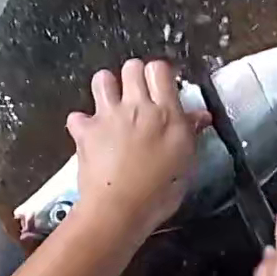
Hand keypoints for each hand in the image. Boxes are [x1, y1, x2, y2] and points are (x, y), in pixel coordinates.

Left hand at [66, 59, 210, 239]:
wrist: (119, 208)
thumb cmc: (159, 191)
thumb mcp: (185, 162)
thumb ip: (189, 132)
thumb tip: (199, 115)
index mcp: (165, 112)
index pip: (160, 70)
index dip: (158, 74)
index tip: (159, 87)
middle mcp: (135, 107)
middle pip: (131, 67)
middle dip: (133, 75)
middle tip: (136, 95)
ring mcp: (107, 117)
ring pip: (102, 79)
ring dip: (106, 87)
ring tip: (110, 104)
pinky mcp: (85, 131)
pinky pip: (76, 116)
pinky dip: (80, 123)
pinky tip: (87, 134)